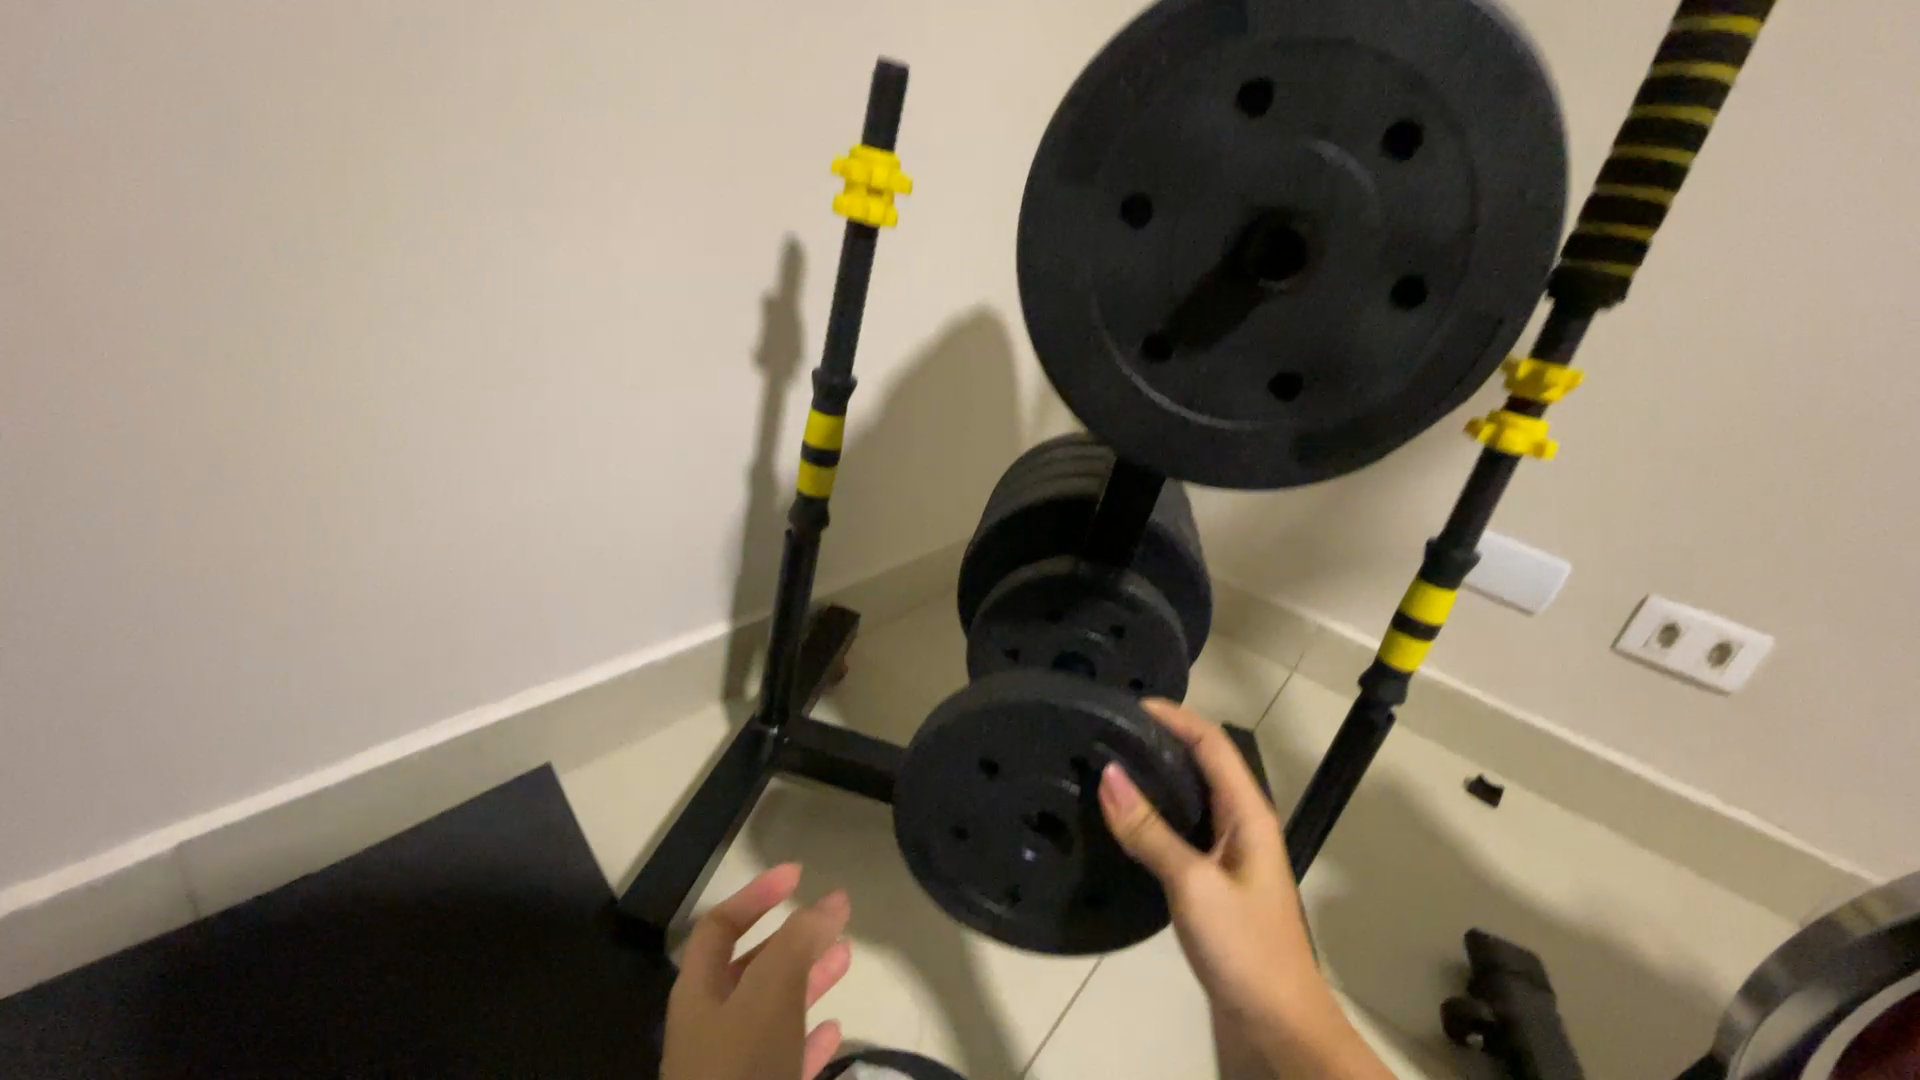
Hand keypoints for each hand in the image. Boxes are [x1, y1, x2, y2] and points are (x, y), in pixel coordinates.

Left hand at [661, 864, 853, 1079]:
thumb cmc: (741, 1072)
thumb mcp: (770, 994)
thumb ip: (798, 942)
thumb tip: (828, 901)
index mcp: (699, 995)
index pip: (720, 927)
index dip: (756, 895)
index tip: (800, 874)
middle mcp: (710, 1029)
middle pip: (750, 967)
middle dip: (793, 938)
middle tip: (835, 918)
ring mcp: (732, 1072)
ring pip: (772, 1011)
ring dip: (808, 980)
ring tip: (845, 958)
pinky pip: (785, 1059)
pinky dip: (810, 1039)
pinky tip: (836, 1031)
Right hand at [1098, 700, 1391, 1079]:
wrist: (1278, 1026)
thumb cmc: (1245, 949)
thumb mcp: (1193, 885)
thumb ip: (1150, 830)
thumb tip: (1108, 774)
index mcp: (1248, 814)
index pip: (1212, 744)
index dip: (1175, 717)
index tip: (1127, 705)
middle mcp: (1241, 824)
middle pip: (1202, 764)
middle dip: (1161, 741)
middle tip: (1107, 734)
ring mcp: (1228, 854)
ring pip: (1190, 798)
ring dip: (1156, 778)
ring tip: (1107, 768)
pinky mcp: (1213, 881)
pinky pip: (1181, 830)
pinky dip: (1154, 815)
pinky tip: (1124, 823)